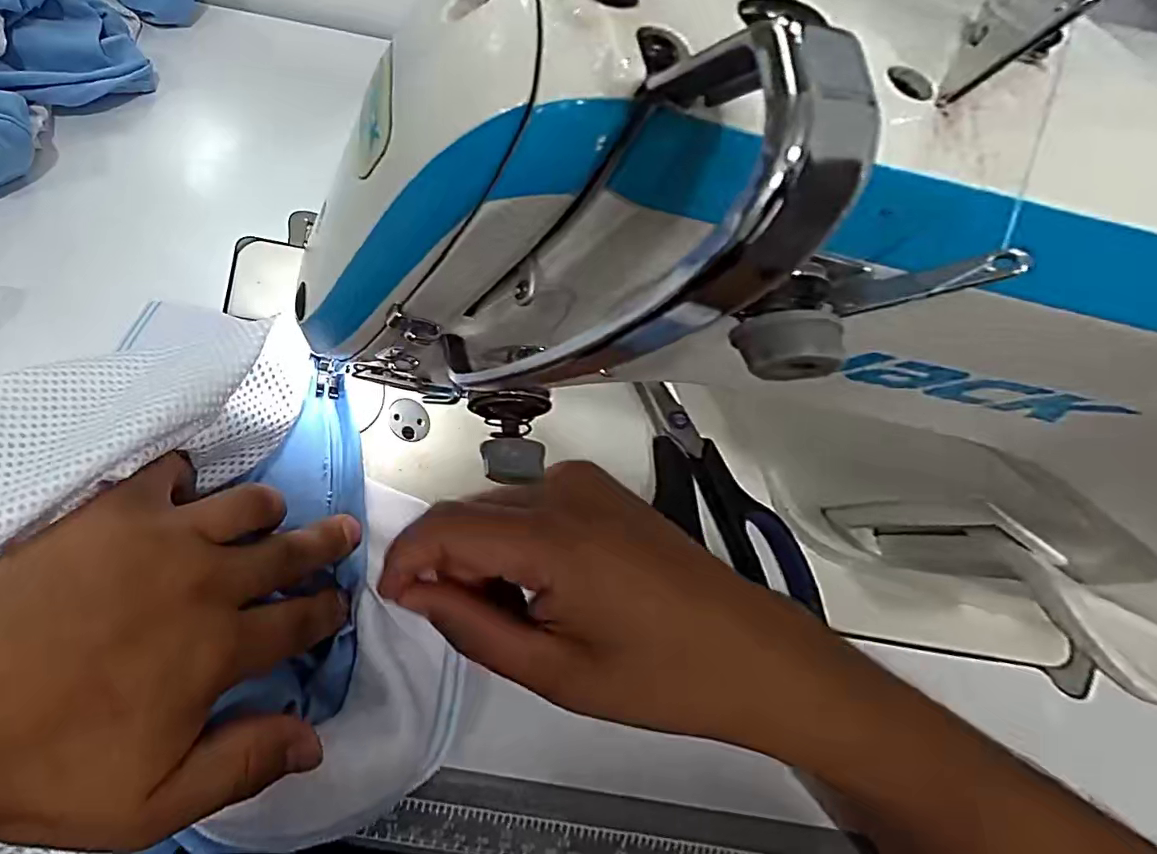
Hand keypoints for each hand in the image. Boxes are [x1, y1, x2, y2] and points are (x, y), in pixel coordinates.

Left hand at [0, 454, 360, 853]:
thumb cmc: (47, 762)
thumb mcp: (152, 802)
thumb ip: (242, 763)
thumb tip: (310, 739)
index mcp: (216, 647)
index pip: (296, 619)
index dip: (324, 609)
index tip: (337, 599)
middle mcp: (201, 578)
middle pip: (283, 550)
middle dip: (322, 543)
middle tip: (343, 531)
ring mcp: (157, 534)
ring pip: (241, 502)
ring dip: (265, 508)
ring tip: (274, 511)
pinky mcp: (112, 508)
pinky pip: (168, 471)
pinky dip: (185, 477)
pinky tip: (182, 489)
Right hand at [377, 460, 869, 754]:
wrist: (760, 656)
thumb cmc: (664, 677)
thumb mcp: (555, 672)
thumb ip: (470, 627)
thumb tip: (412, 592)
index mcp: (553, 536)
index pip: (445, 527)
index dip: (406, 558)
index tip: (395, 596)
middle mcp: (561, 489)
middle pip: (463, 513)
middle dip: (444, 562)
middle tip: (460, 617)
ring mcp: (579, 480)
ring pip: (488, 507)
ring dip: (476, 552)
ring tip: (511, 607)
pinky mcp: (593, 483)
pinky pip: (520, 502)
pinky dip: (507, 538)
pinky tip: (537, 580)